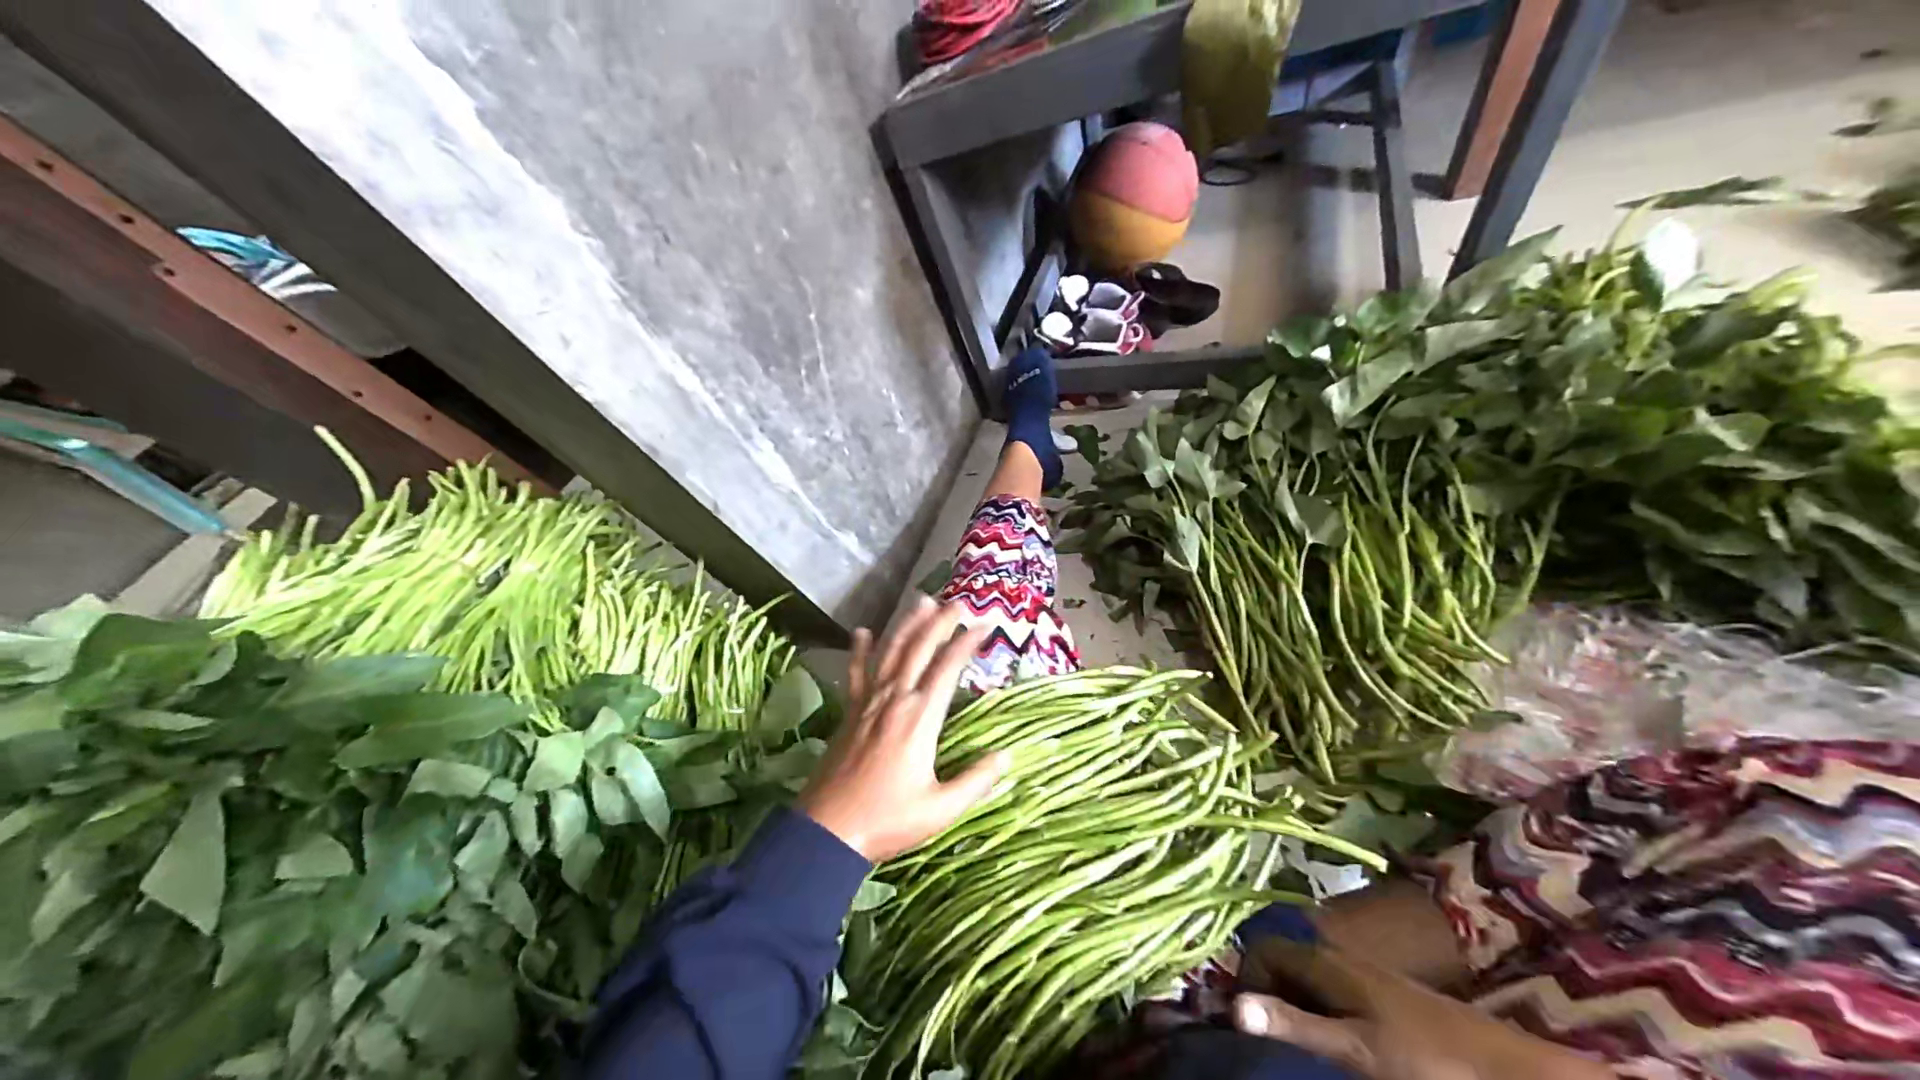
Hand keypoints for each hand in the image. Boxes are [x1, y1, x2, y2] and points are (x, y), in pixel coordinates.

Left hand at [797, 597, 1009, 862]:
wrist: (827, 830)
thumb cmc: (888, 821)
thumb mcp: (941, 808)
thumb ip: (976, 781)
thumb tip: (1006, 756)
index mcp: (920, 718)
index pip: (948, 667)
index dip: (967, 642)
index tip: (985, 624)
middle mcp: (894, 699)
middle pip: (919, 649)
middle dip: (940, 621)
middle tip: (958, 602)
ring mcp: (867, 703)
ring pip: (889, 652)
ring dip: (906, 625)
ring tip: (921, 602)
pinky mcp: (849, 712)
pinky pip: (856, 673)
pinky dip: (859, 651)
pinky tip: (862, 632)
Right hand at [1233, 939, 1611, 1079]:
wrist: (1506, 1070)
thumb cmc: (1425, 1059)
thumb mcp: (1353, 1049)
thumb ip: (1293, 1025)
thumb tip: (1231, 1008)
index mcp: (1324, 961)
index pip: (1261, 950)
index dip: (1246, 980)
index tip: (1248, 1021)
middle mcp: (1337, 957)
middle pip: (1281, 962)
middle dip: (1266, 993)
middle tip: (1268, 1038)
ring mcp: (1361, 975)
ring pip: (1305, 978)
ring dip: (1292, 1006)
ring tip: (1296, 1046)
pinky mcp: (1381, 997)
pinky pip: (1330, 993)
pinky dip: (1318, 1014)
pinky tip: (1333, 1046)